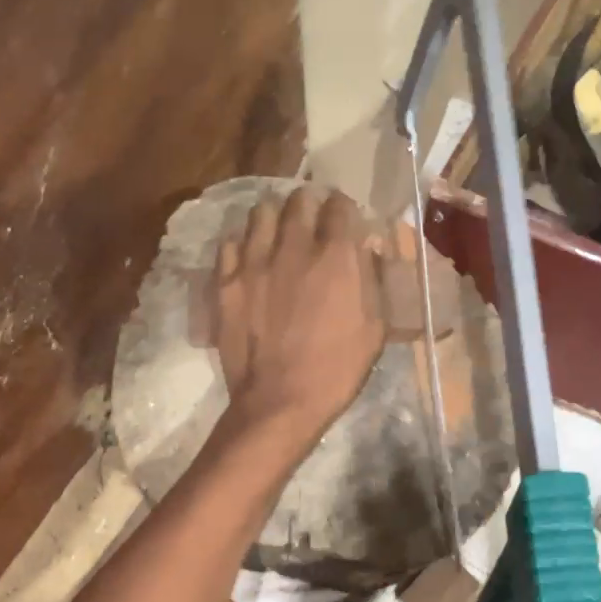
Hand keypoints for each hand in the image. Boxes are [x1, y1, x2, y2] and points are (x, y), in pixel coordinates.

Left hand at [212, 187, 387, 446]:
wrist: (278, 402)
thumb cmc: (335, 371)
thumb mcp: (374, 329)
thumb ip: (372, 281)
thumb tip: (368, 249)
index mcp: (336, 255)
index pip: (340, 206)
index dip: (344, 211)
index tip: (343, 221)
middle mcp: (294, 246)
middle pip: (299, 200)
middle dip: (308, 205)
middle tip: (310, 223)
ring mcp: (254, 261)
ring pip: (261, 213)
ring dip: (273, 218)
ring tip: (277, 234)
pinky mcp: (226, 282)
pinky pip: (230, 243)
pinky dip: (242, 245)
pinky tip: (249, 259)